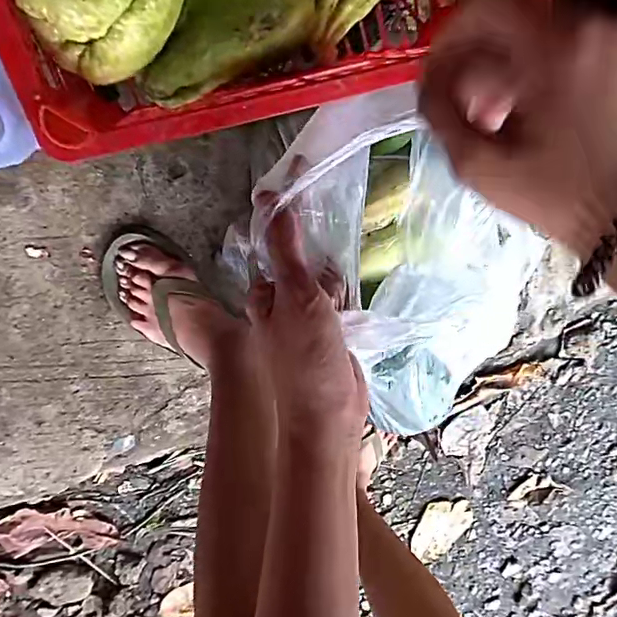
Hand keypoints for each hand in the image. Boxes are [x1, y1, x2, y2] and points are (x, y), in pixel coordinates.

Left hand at [249, 206, 368, 434]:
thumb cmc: (306, 357)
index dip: (289, 228)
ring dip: (337, 291)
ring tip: (342, 308)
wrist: (330, 413)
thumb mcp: (297, 298)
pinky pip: (338, 311)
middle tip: (328, 286)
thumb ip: (287, 253)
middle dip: (321, 270)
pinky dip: (346, 308)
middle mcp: (280, 310)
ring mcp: (306, 326)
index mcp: (263, 299)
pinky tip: (353, 314)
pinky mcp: (329, 340)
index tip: (307, 204)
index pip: (275, 251)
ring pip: (325, 289)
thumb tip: (273, 203)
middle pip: (304, 268)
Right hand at [419, 0, 616, 255]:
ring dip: (496, 60)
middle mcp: (586, 26)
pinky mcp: (614, 51)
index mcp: (554, 49)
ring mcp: (606, 35)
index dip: (450, 32)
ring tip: (487, 113)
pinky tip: (516, 108)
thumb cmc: (552, 197)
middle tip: (457, 98)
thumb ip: (439, 113)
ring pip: (527, 22)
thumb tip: (426, 84)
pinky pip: (554, 37)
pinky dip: (525, 64)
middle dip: (471, 51)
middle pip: (505, 7)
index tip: (438, 73)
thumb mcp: (479, 166)